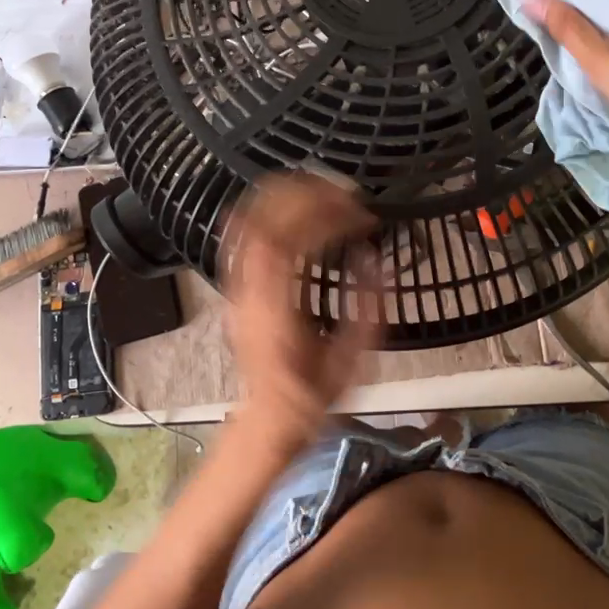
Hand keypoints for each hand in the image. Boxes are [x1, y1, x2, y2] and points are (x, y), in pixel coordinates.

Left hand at [221, 174, 382, 452]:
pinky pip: (237, 238)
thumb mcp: (350, 364)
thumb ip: (366, 313)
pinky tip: (281, 202)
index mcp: (276, 313)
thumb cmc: (311, 398)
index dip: (323, 218)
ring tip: (318, 187)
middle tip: (342, 192)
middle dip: (303, 196)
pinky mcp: (235, 289)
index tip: (359, 215)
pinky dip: (258, 211)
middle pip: (262, 224)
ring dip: (281, 197)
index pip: (288, 246)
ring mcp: (235, 290)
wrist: (267, 421)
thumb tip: (374, 262)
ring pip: (245, 224)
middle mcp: (248, 294)